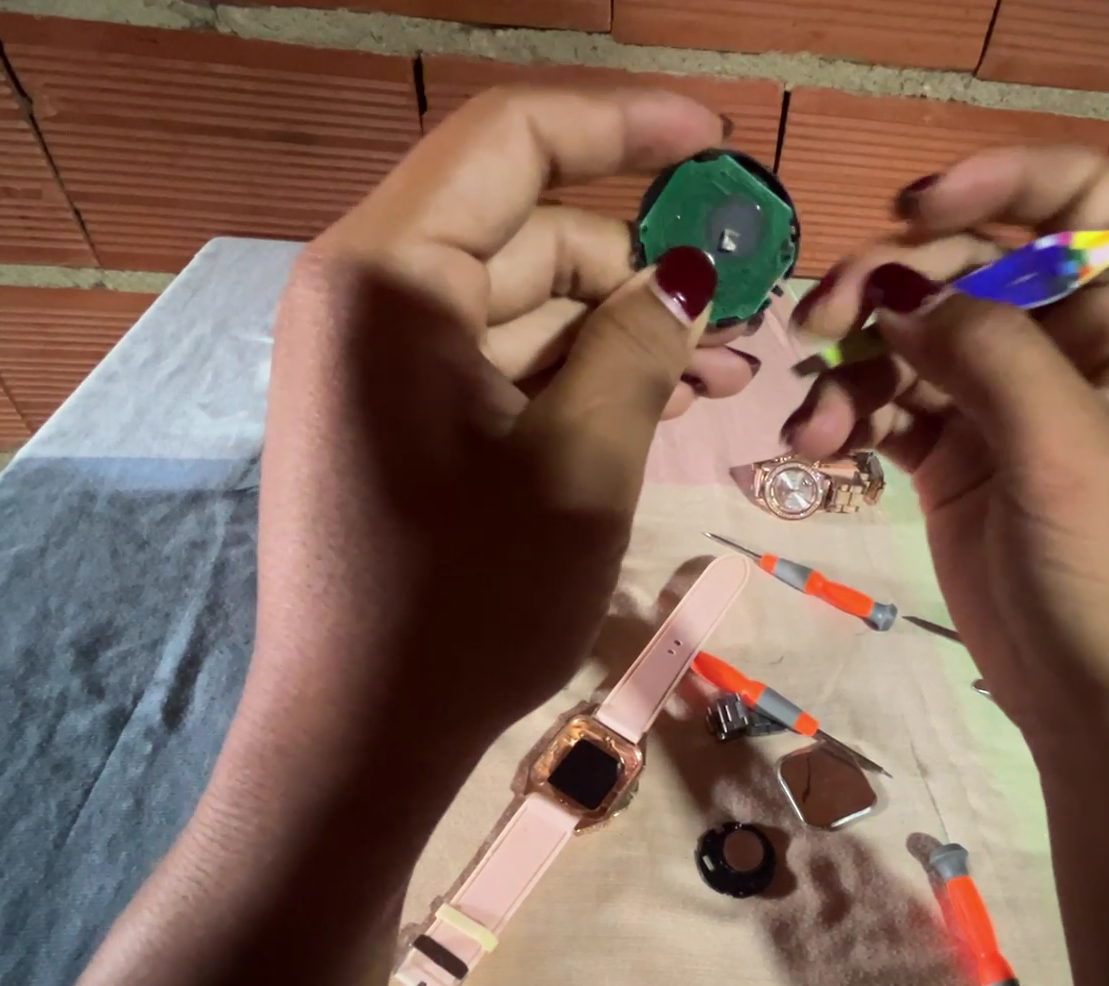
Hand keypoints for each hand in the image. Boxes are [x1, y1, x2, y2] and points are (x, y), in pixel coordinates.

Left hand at [252, 86, 737, 742]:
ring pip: (525, 309)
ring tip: (724, 372)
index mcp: (389, 278)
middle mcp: (368, 299)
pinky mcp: (401, 421)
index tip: (716, 143)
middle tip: (742, 313)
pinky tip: (660, 402)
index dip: (624, 126)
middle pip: (528, 236)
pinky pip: (503, 368)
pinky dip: (578, 377)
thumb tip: (686, 275)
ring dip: (623, 332)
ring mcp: (381, 365)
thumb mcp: (583, 462)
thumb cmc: (472, 602)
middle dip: (640, 268)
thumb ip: (639, 345)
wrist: (366, 736)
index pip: (513, 142)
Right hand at [785, 148, 1108, 760]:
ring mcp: (998, 411)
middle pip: (966, 271)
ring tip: (812, 426)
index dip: (1002, 181)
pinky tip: (817, 445)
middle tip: (819, 323)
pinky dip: (849, 418)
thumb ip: (989, 353)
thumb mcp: (1070, 452)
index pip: (1078, 206)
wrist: (1106, 709)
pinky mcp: (951, 465)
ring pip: (910, 346)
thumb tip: (899, 289)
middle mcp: (1060, 354)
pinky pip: (888, 412)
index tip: (913, 205)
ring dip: (851, 370)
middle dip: (889, 286)